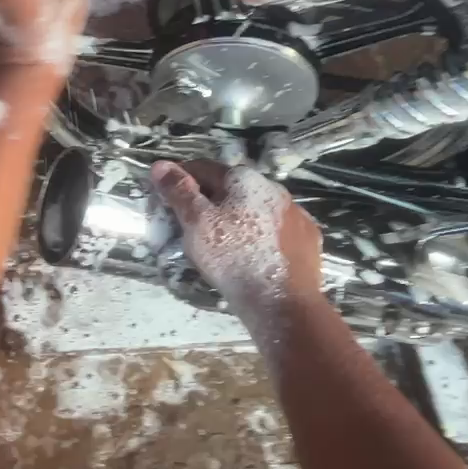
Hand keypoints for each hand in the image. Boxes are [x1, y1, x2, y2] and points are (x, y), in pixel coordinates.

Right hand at [150, 160, 322, 341]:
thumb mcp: (196, 222)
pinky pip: (274, 227)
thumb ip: (178, 191)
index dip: (179, 182)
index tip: (168, 202)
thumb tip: (160, 165)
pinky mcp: (307, 237)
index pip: (201, 168)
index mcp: (243, 178)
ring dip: (235, 216)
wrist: (283, 304)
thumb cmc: (233, 258)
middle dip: (208, 201)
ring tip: (222, 243)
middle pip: (229, 187)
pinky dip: (259, 233)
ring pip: (253, 207)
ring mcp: (294, 213)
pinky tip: (251, 252)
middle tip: (191, 227)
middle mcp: (273, 187)